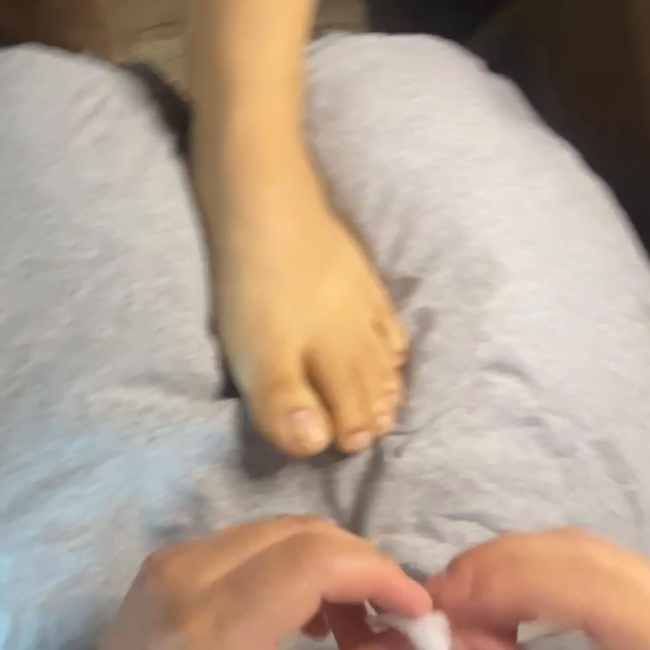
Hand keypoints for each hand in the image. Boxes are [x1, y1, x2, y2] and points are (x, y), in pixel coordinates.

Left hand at [29, 516, 432, 649]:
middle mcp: (186, 573)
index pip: (315, 559)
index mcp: (213, 628)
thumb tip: (413, 639)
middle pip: (298, 532)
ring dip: (324, 564)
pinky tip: (298, 616)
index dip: (378, 573)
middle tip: (391, 623)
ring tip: (347, 629)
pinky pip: (243, 542)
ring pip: (273, 530)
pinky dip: (286, 564)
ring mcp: (169, 561)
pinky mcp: (162, 563)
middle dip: (358, 565)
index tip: (420, 611)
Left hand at [192, 118, 408, 458]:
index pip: (355, 409)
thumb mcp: (258, 355)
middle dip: (374, 413)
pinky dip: (394, 341)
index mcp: (336, 358)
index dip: (352, 432)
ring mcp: (363, 299)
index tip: (348, 447)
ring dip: (388, 383)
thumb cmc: (255, 288)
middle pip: (375, 383)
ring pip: (386, 353)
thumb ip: (286, 403)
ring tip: (387, 403)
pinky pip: (389, 317)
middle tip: (370, 433)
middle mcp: (359, 333)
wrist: (266, 201)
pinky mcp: (358, 272)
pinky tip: (394, 346)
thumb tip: (317, 446)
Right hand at [430, 531, 649, 649]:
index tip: (439, 602)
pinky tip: (505, 597)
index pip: (593, 591)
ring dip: (515, 562)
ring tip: (461, 597)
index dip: (508, 582)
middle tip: (437, 597)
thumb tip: (453, 636)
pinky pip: (598, 566)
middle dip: (501, 565)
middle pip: (587, 557)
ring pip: (587, 550)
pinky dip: (539, 572)